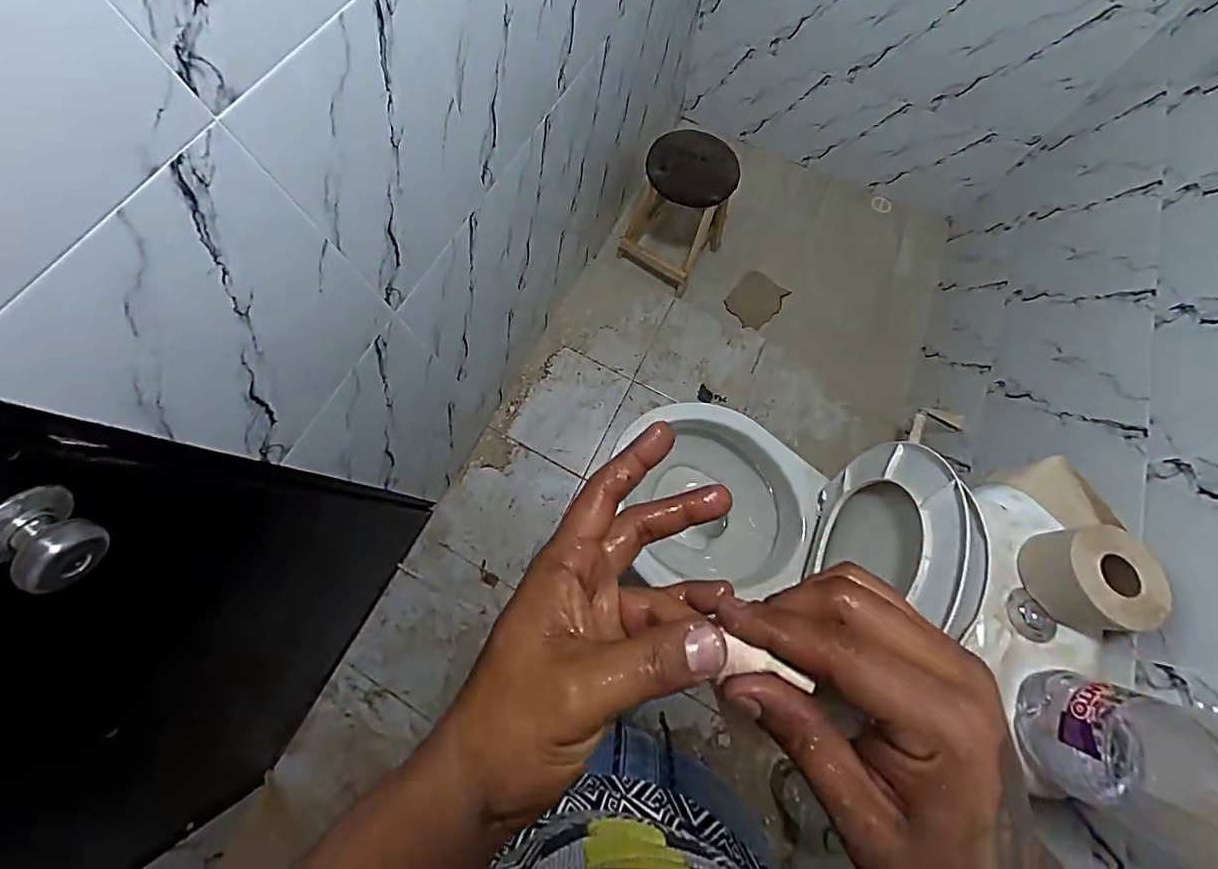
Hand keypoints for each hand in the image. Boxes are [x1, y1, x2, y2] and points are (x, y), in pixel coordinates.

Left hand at [431, 422, 735, 829]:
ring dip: (690, 595)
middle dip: (675, 515)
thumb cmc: (512, 720)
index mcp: (563, 572)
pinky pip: (653, 636)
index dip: (631, 463)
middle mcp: (579, 588)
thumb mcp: (582, 685)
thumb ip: (651, 661)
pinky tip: (714, 642)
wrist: (482, 783)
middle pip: (632, 535)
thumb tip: (720, 637)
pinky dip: (683, 636)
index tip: (663, 434)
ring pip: (651, 594)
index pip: (600, 500)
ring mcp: (592, 625)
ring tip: (736, 599)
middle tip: (722, 499)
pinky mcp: (604, 660)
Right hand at [715, 565, 1046, 868]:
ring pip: (859, 586)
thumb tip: (737, 681)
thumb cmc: (935, 857)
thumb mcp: (863, 821)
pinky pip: (872, 598)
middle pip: (850, 601)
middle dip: (783, 609)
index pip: (844, 649)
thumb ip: (802, 741)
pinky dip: (825, 604)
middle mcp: (957, 669)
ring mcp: (951, 651)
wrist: (996, 867)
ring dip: (802, 601)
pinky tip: (802, 636)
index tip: (725, 619)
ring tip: (766, 637)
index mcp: (946, 721)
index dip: (776, 628)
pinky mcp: (938, 645)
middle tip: (737, 634)